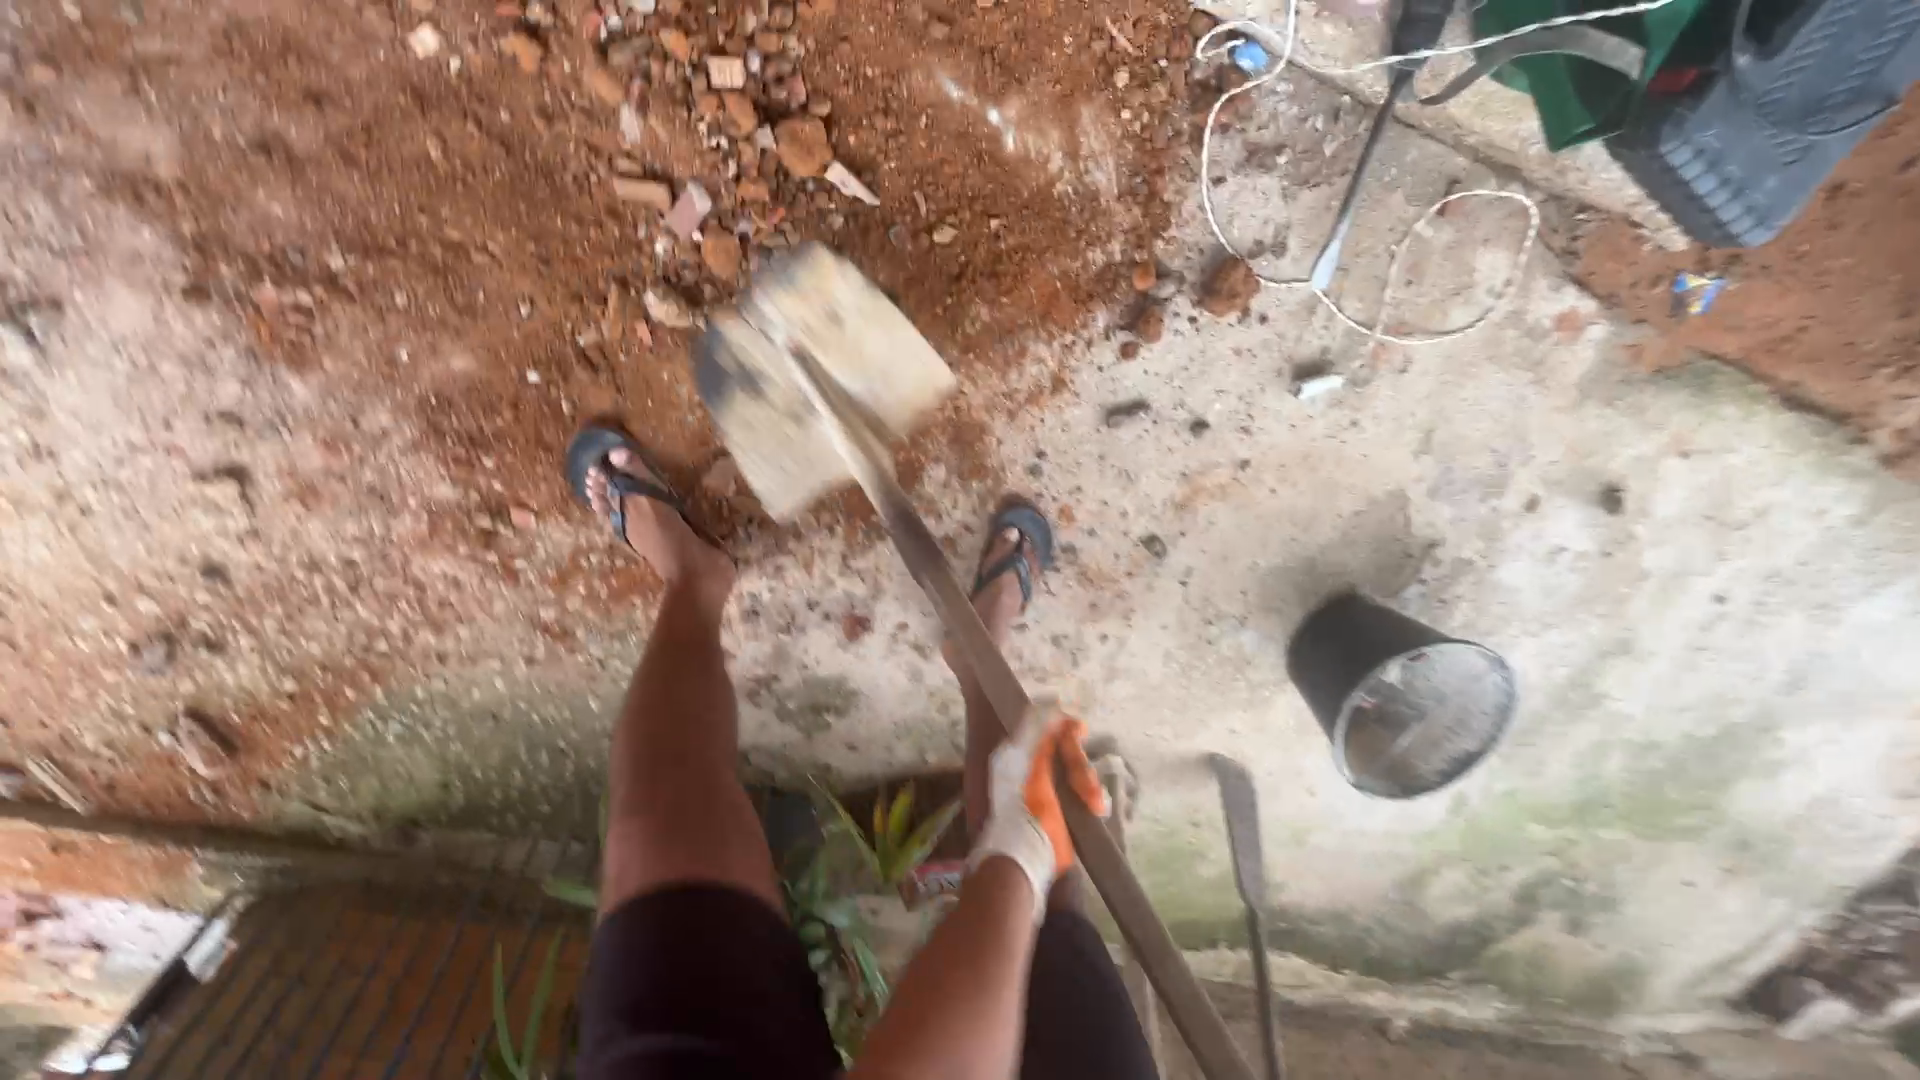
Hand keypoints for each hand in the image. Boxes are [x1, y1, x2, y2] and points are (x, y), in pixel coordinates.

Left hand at [965, 698, 1108, 920]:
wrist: (1025, 861)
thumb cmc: (1028, 814)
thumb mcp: (1035, 772)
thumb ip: (1044, 740)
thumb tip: (1053, 710)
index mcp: (1016, 754)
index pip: (1043, 725)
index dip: (1063, 724)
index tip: (1081, 729)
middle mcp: (1028, 765)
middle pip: (1063, 748)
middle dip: (1079, 765)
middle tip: (1087, 786)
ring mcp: (1044, 786)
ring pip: (1075, 769)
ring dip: (1087, 784)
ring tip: (1094, 804)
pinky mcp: (1057, 805)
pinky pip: (1079, 788)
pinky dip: (1089, 796)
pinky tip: (1094, 807)